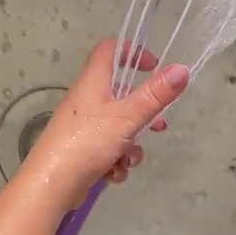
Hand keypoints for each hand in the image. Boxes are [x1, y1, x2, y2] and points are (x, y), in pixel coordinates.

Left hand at [20, 39, 189, 212]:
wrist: (52, 184)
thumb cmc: (88, 143)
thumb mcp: (127, 118)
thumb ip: (155, 96)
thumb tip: (183, 69)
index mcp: (94, 82)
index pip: (110, 50)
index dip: (133, 52)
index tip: (153, 67)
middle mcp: (87, 100)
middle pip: (122, 96)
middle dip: (143, 115)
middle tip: (159, 127)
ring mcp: (84, 127)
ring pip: (119, 129)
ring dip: (130, 147)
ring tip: (128, 161)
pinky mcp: (83, 151)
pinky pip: (108, 150)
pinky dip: (115, 162)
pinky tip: (113, 175)